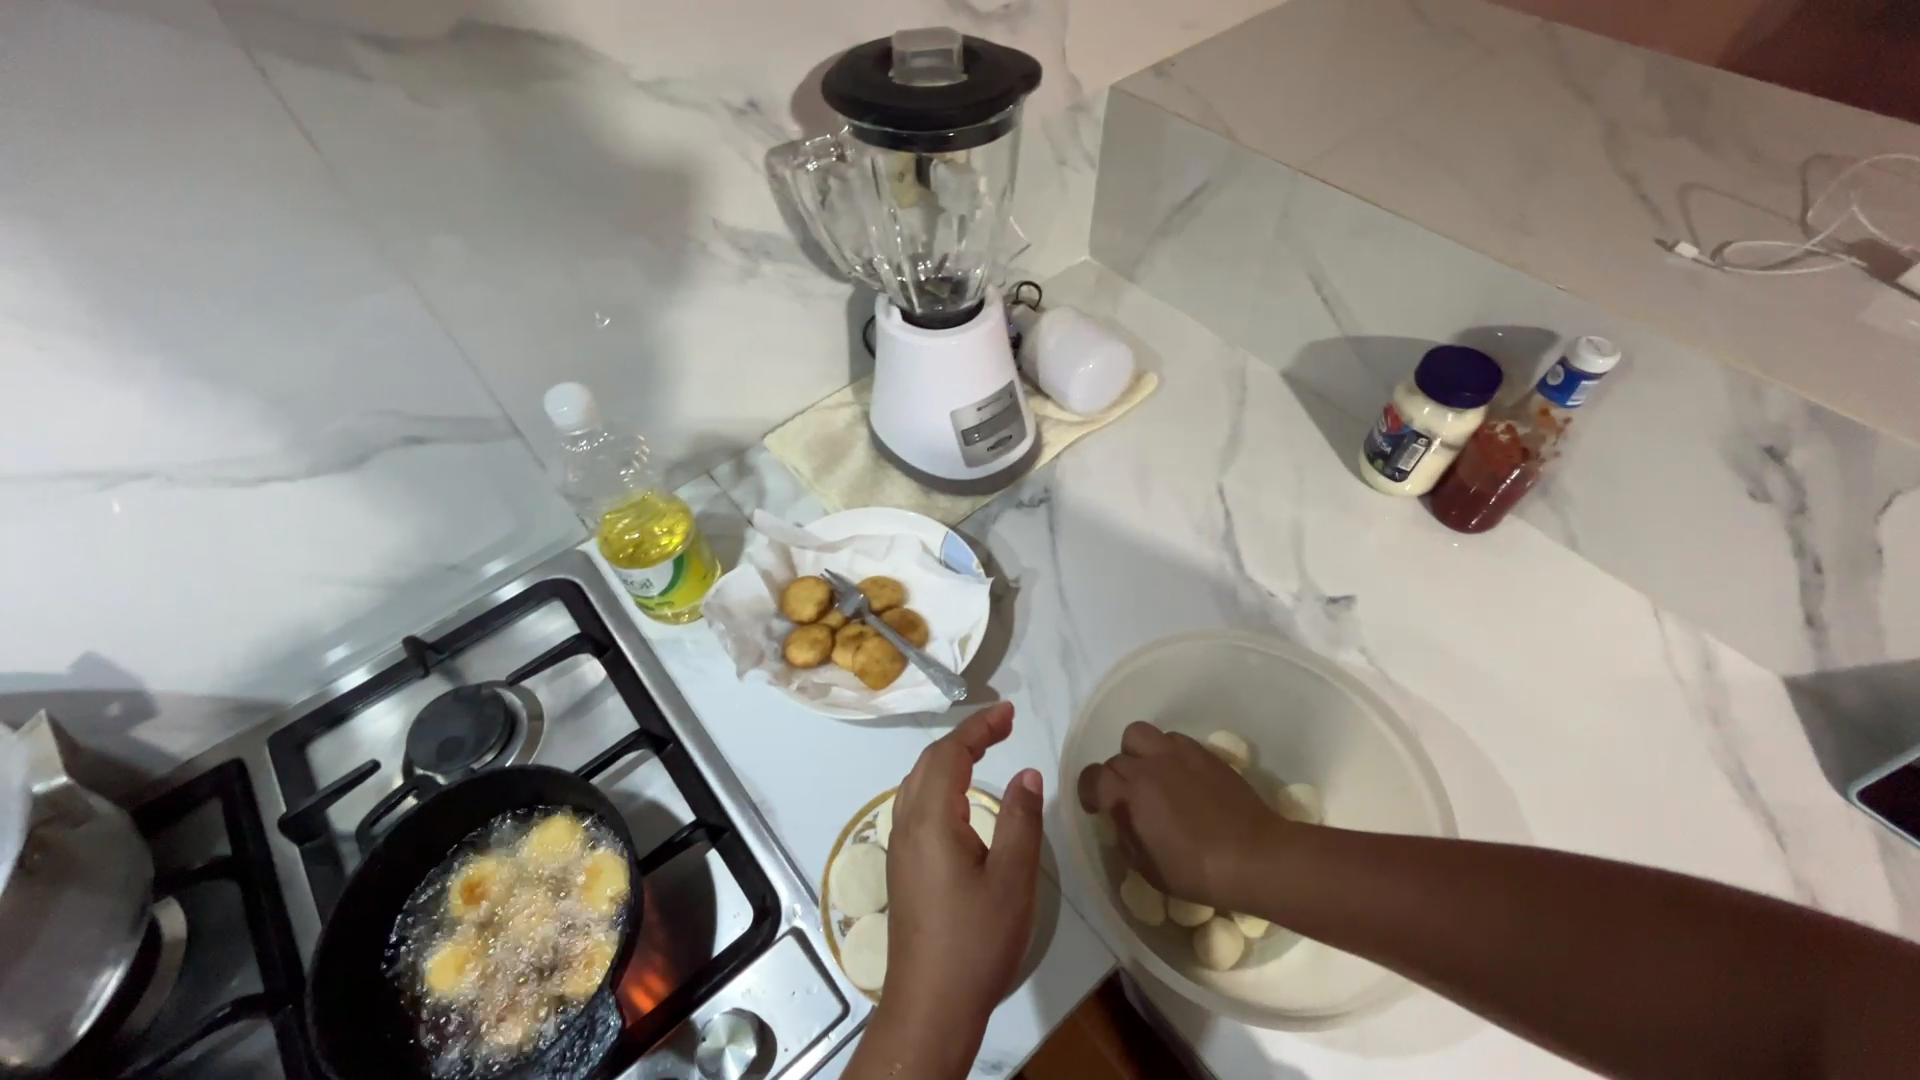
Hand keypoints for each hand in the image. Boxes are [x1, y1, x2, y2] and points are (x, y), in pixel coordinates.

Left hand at [884, 703, 1043, 1029]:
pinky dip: (939, 784)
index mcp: (931, 819)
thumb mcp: (1012, 878)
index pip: (951, 754)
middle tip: (1003, 726)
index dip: (979, 727)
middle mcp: (907, 825)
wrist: (931, 1003)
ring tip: (983, 751)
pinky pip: (916, 805)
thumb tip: (1026, 773)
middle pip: (929, 763)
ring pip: (918, 783)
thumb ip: (1019, 819)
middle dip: (965, 737)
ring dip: (948, 759)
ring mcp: (900, 847)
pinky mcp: (903, 868)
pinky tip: (959, 801)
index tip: (1008, 711)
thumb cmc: (976, 939)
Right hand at [1077, 721, 1285, 909]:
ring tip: (1153, 774)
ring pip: (1140, 734)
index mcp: (1128, 794)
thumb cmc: (1196, 872)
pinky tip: (1181, 775)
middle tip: (1130, 797)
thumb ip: (1125, 835)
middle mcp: (1147, 765)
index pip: (1091, 777)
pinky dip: (1168, 753)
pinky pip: (1173, 739)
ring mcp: (1177, 753)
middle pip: (1115, 758)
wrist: (1254, 856)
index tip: (1096, 806)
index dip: (1089, 791)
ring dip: (1139, 753)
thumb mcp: (1147, 867)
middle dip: (1115, 777)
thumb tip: (1119, 817)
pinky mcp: (1203, 752)